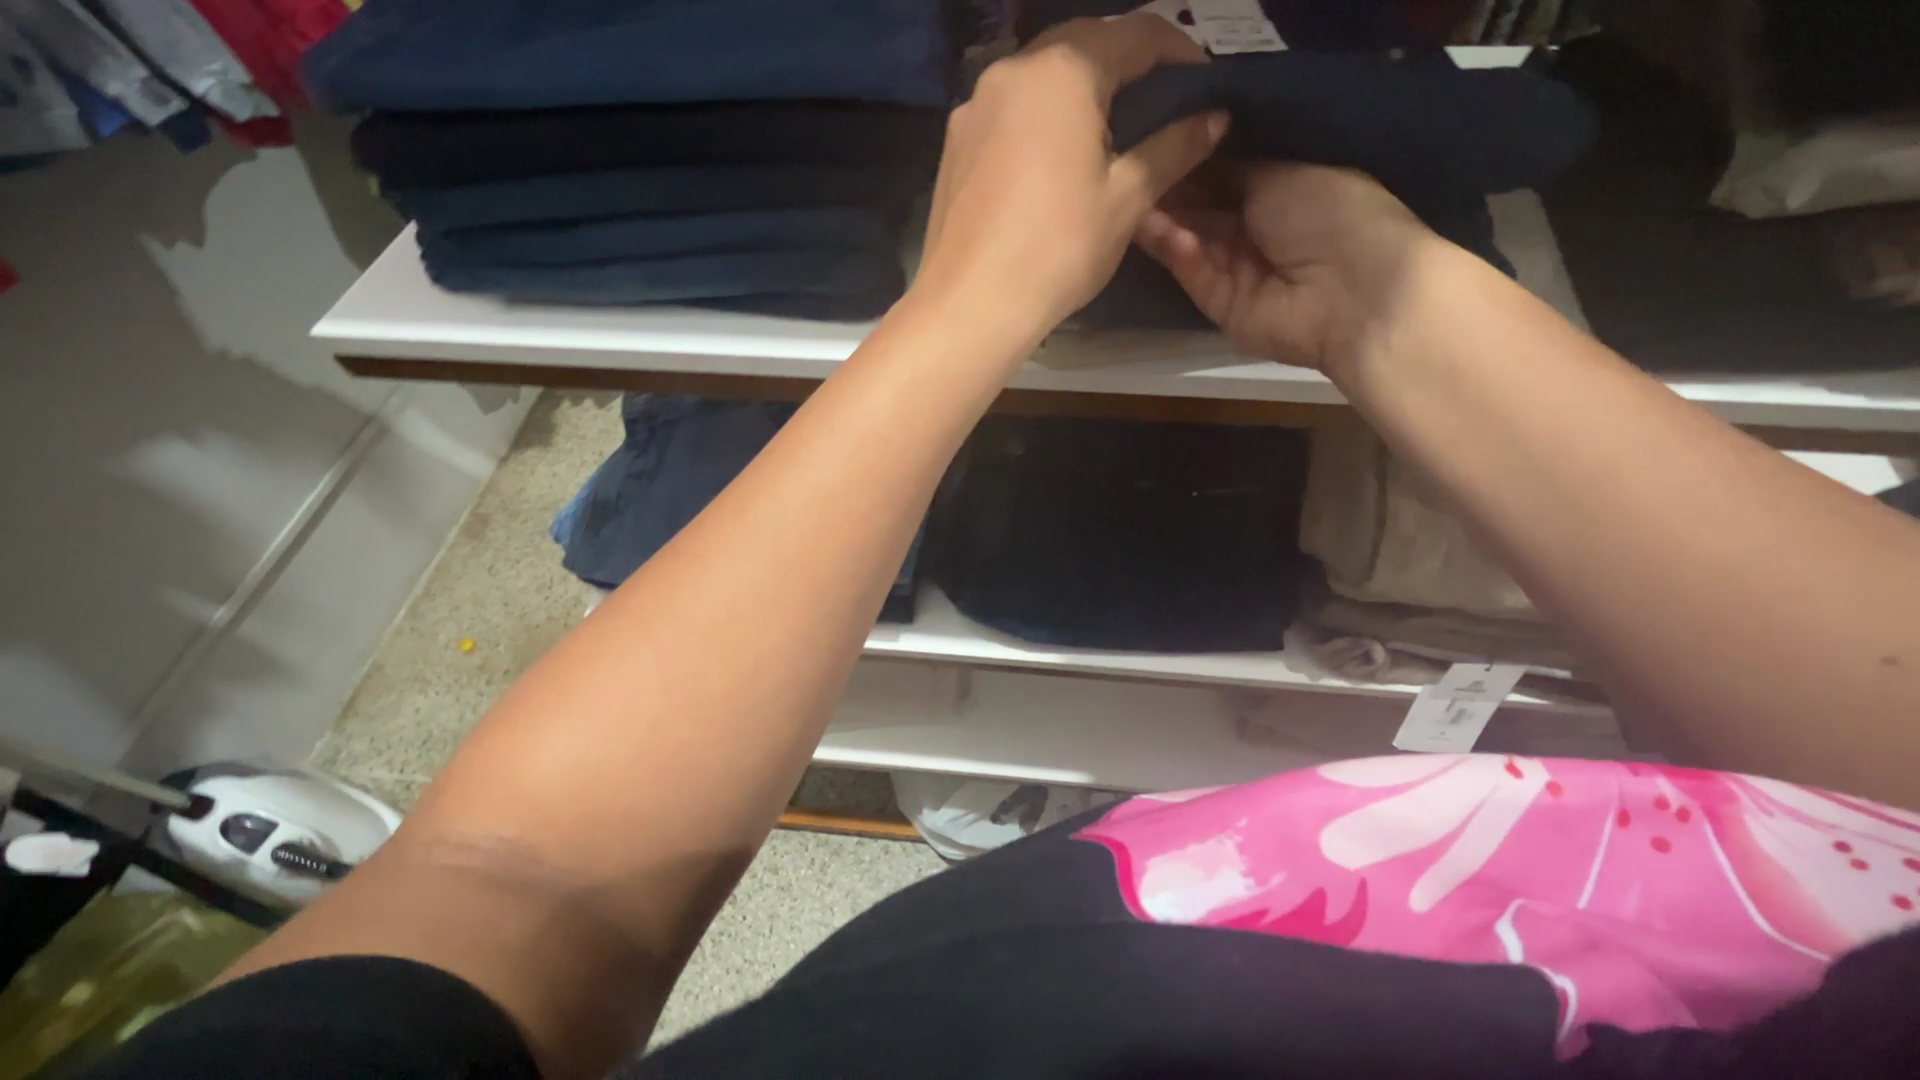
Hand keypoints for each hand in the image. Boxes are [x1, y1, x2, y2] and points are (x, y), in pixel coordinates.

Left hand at [914, 15, 1227, 336]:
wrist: (971, 303)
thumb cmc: (1059, 248)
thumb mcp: (1128, 197)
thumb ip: (1174, 147)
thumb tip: (1215, 117)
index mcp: (1063, 71)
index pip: (1136, 35)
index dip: (1179, 50)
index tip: (1203, 79)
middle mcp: (1012, 71)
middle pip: (1082, 45)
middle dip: (1126, 63)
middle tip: (1160, 99)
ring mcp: (975, 105)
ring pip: (1042, 77)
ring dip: (1081, 88)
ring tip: (1111, 128)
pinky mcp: (956, 142)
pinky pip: (1011, 110)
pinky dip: (1043, 116)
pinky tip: (1057, 156)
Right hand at [1136, 163, 1435, 374]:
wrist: (1357, 290)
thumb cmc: (1335, 213)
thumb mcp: (1282, 171)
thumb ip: (1230, 166)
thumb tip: (1192, 149)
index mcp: (1280, 190)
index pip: (1221, 172)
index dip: (1190, 156)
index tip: (1154, 134)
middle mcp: (1255, 229)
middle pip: (1200, 207)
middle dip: (1169, 186)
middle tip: (1132, 161)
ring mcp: (1236, 270)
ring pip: (1189, 240)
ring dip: (1164, 217)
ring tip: (1133, 191)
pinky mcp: (1221, 304)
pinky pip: (1194, 272)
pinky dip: (1175, 250)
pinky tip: (1154, 226)